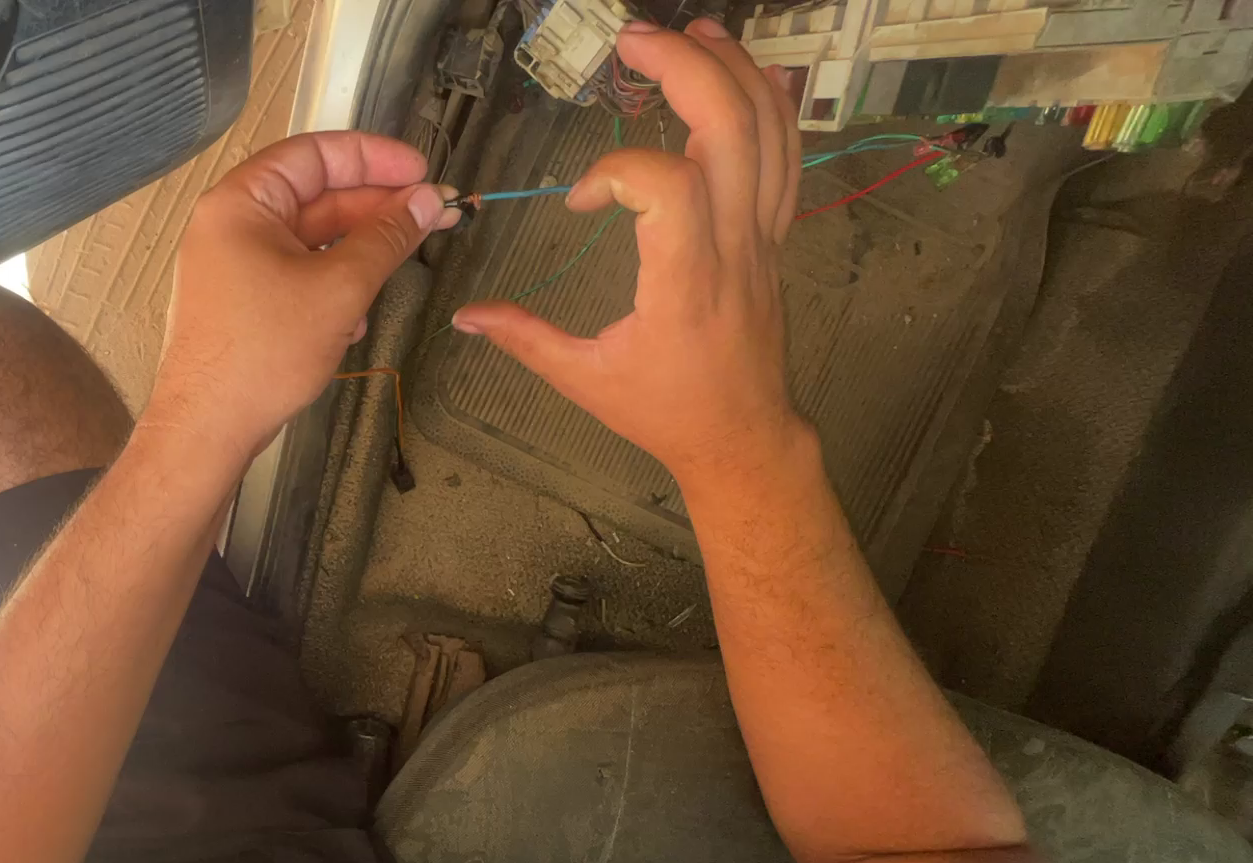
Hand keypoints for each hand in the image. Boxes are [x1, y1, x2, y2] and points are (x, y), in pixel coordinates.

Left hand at [147, 132, 458, 464]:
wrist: (210, 426)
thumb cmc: (262, 355)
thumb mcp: (339, 290)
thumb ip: (386, 239)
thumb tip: (426, 201)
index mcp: (243, 202)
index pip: (317, 154)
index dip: (376, 158)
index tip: (421, 172)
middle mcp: (233, 227)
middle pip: (317, 199)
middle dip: (375, 212)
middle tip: (430, 218)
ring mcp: (236, 269)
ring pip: (311, 245)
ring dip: (356, 257)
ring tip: (397, 269)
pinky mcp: (244, 306)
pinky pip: (297, 280)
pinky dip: (331, 290)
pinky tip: (355, 320)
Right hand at [451, 19, 804, 483]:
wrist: (739, 433)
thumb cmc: (662, 410)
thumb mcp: (582, 379)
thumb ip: (523, 339)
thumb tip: (466, 317)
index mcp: (683, 282)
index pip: (666, 183)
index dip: (614, 172)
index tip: (580, 202)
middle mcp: (732, 246)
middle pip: (729, 126)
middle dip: (682, 68)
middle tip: (633, 41)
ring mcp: (762, 236)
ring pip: (769, 129)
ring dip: (731, 70)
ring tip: (689, 35)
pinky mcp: (771, 237)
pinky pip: (786, 155)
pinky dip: (770, 104)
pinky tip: (745, 76)